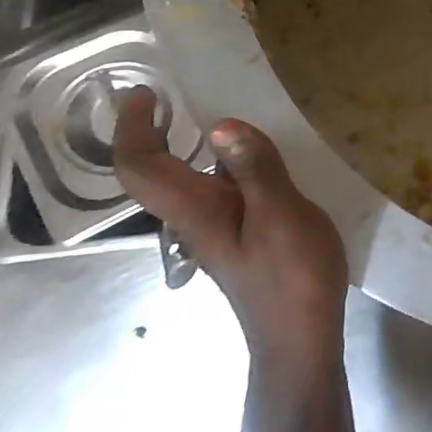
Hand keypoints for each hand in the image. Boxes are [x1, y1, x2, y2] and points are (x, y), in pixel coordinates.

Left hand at [112, 88, 348, 368]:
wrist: (299, 339)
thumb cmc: (292, 277)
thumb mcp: (282, 215)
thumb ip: (255, 169)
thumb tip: (220, 123)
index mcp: (196, 210)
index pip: (140, 165)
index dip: (132, 126)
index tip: (143, 92)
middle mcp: (193, 220)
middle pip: (151, 175)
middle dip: (147, 133)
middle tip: (165, 98)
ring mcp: (214, 233)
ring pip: (180, 184)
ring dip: (178, 148)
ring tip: (208, 119)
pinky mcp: (236, 240)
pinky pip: (210, 193)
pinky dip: (213, 166)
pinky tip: (248, 163)